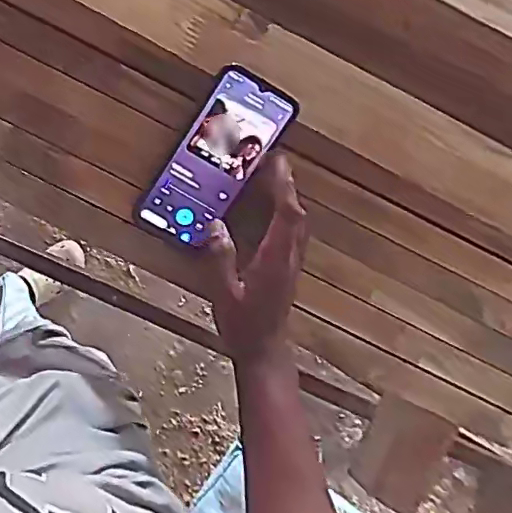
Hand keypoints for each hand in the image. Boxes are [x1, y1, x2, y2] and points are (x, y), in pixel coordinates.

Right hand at [202, 155, 308, 365]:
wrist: (264, 350)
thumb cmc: (245, 326)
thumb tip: (214, 227)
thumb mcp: (225, 292)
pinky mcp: (287, 269)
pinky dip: (285, 214)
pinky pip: (292, 232)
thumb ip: (220, 258)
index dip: (282, 185)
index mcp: (275, 259)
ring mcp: (291, 263)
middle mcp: (288, 258)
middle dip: (286, 185)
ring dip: (287, 198)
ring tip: (272, 181)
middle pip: (295, 213)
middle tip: (271, 163)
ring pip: (296, 222)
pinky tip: (273, 212)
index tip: (274, 162)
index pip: (286, 214)